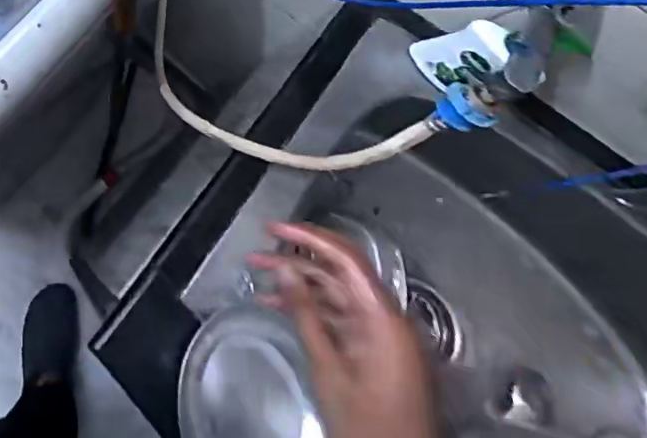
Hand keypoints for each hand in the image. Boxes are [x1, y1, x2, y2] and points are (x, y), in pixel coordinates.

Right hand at [249, 222, 438, 437]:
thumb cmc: (368, 423)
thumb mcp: (328, 365)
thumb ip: (305, 311)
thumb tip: (283, 266)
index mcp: (384, 317)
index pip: (346, 257)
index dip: (307, 236)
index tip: (273, 228)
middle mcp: (388, 319)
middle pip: (338, 272)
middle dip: (295, 258)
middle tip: (258, 252)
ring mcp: (383, 335)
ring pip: (335, 292)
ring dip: (297, 283)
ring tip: (258, 274)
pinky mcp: (376, 349)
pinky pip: (340, 315)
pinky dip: (311, 308)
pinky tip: (277, 305)